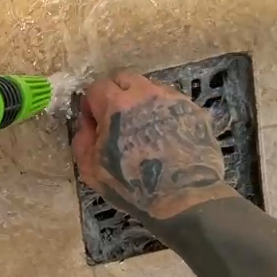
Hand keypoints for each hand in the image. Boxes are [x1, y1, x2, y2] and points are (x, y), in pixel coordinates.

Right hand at [71, 71, 240, 222]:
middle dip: (114, 94)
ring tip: (142, 131)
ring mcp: (173, 99)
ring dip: (140, 102)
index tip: (93, 122)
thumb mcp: (91, 169)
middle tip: (115, 121)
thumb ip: (82, 140)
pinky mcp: (194, 110)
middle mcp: (146, 93)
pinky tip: (163, 138)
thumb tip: (87, 125)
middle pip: (124, 79)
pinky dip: (162, 114)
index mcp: (116, 105)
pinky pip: (171, 103)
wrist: (182, 197)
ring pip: (150, 88)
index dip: (90, 104)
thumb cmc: (131, 185)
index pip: (96, 87)